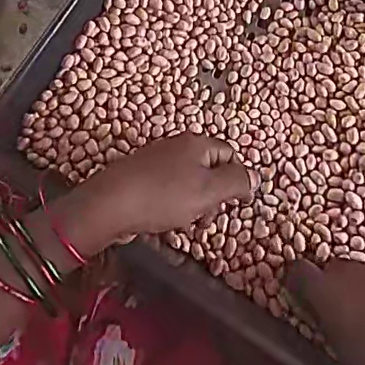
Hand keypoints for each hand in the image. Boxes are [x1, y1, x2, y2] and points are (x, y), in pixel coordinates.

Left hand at [55, 135, 254, 254]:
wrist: (111, 203)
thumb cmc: (164, 196)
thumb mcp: (209, 190)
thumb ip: (236, 181)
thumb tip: (254, 176)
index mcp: (195, 143)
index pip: (230, 154)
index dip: (236, 179)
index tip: (234, 204)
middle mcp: (175, 145)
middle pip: (208, 168)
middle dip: (213, 195)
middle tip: (207, 217)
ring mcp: (156, 160)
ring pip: (188, 182)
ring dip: (193, 204)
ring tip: (185, 221)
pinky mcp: (141, 177)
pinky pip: (167, 189)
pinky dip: (172, 205)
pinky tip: (164, 220)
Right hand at [288, 260, 364, 364]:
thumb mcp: (344, 355)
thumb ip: (326, 320)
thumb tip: (319, 307)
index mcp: (329, 293)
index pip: (299, 270)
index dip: (303, 284)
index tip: (308, 297)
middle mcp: (356, 272)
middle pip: (334, 268)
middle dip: (338, 288)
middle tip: (350, 318)